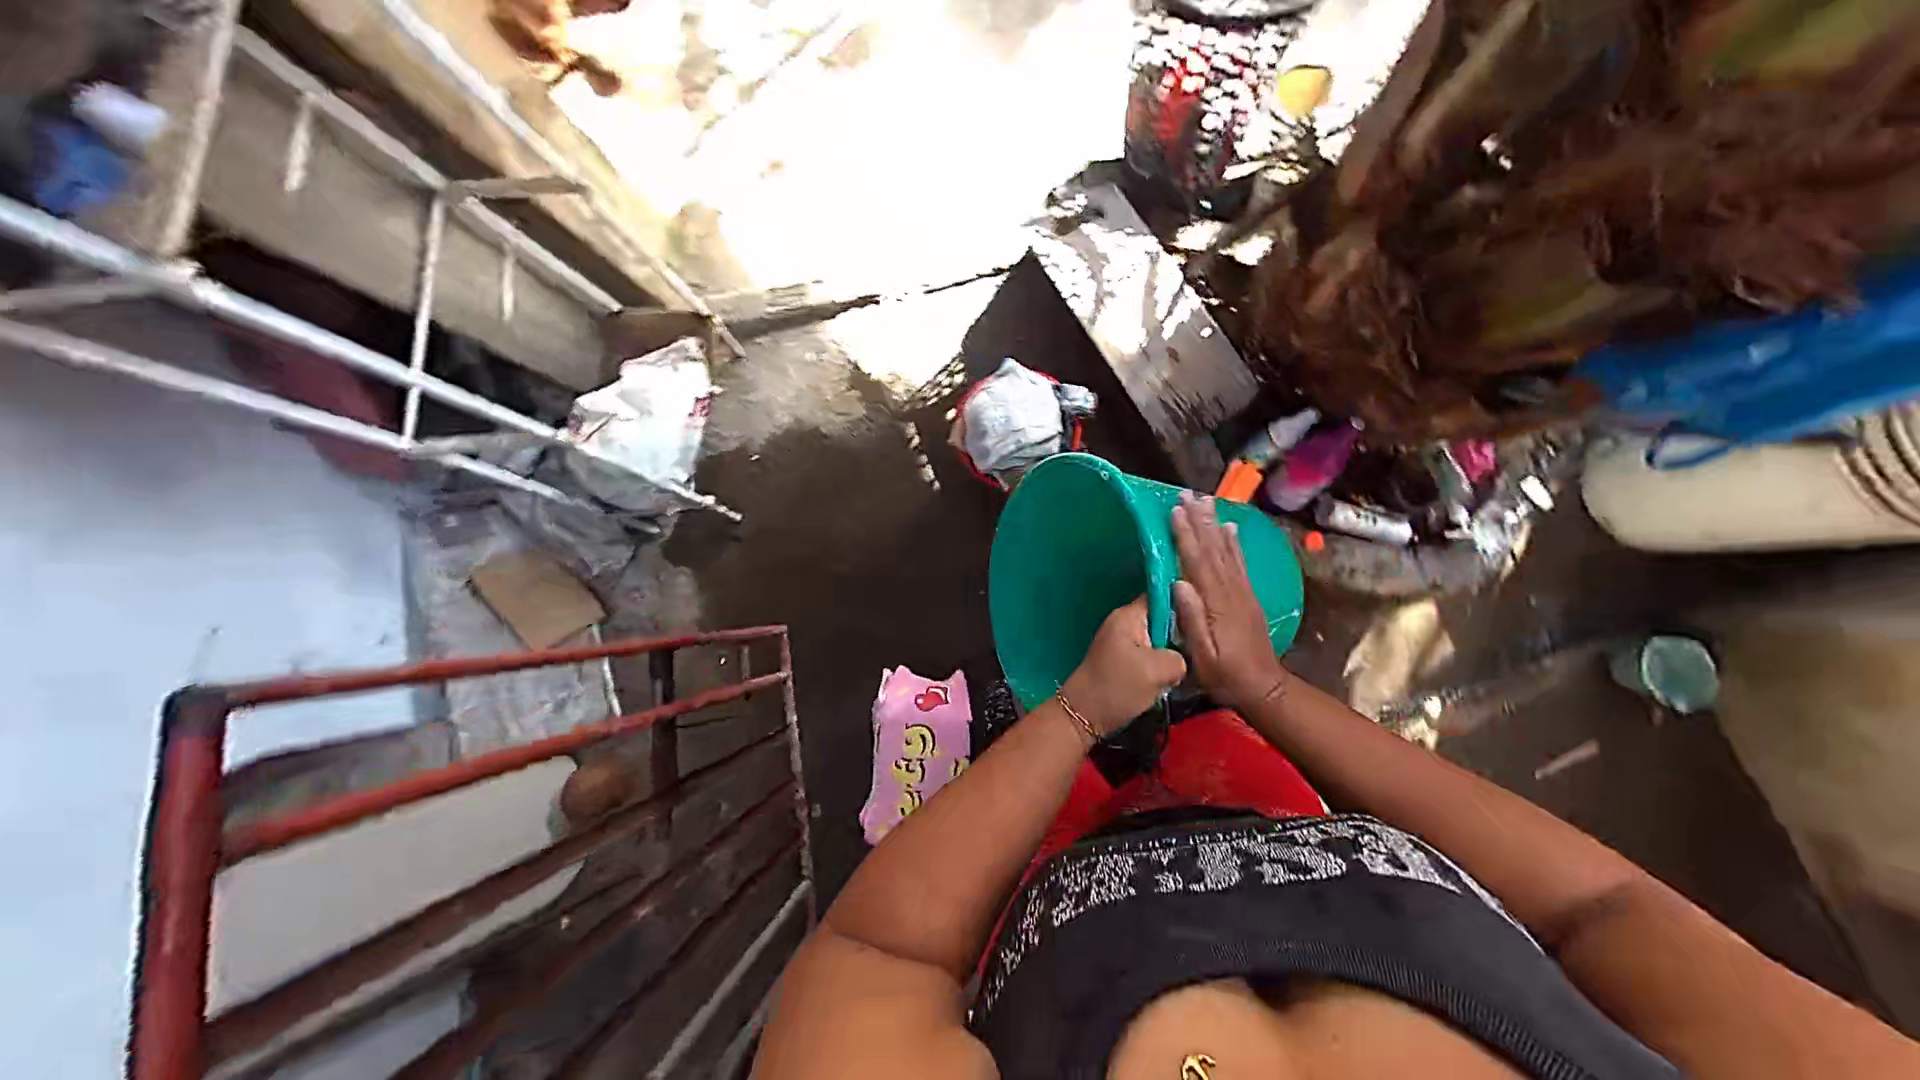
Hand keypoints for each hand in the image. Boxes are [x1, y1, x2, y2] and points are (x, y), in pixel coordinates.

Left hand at [1059, 596, 1186, 735]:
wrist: (1085, 715)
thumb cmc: (1119, 686)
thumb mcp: (1159, 669)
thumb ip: (1179, 657)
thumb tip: (1181, 660)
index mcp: (1128, 616)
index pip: (1161, 596)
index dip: (1184, 603)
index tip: (1204, 619)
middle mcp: (1123, 623)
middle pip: (1162, 620)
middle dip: (1179, 635)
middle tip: (1199, 650)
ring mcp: (1122, 643)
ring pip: (1158, 641)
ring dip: (1170, 655)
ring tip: (1186, 667)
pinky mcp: (1122, 662)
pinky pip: (1149, 657)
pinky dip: (1159, 667)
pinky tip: (1170, 679)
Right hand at [1171, 493, 1289, 711]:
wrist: (1264, 687)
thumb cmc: (1225, 675)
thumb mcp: (1202, 656)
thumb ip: (1191, 620)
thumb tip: (1178, 583)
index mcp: (1216, 604)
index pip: (1198, 562)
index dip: (1186, 535)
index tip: (1175, 511)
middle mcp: (1231, 591)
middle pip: (1213, 549)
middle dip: (1200, 520)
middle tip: (1188, 494)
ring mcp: (1242, 592)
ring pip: (1227, 551)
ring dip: (1215, 524)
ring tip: (1206, 501)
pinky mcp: (1248, 597)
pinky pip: (1239, 563)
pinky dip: (1233, 543)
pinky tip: (1229, 528)